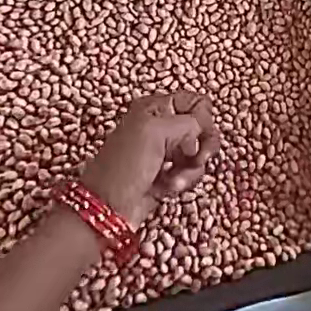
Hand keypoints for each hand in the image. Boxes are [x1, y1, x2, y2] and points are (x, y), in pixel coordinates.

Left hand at [79, 92, 219, 225]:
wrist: (108, 208)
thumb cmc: (124, 166)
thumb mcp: (156, 131)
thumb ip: (188, 122)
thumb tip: (202, 134)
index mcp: (155, 108)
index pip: (196, 102)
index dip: (202, 117)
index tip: (198, 132)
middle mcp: (162, 127)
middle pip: (202, 128)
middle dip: (202, 145)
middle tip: (196, 157)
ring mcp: (166, 152)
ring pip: (200, 153)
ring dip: (191, 168)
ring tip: (174, 178)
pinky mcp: (169, 174)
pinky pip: (193, 173)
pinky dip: (185, 181)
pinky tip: (169, 187)